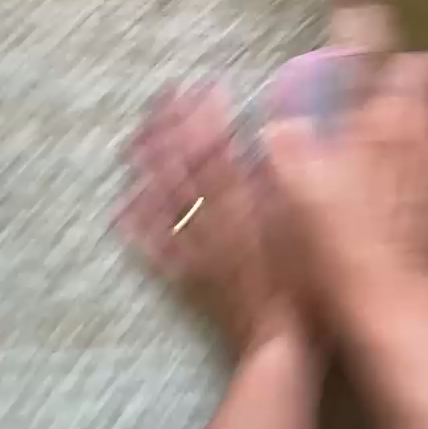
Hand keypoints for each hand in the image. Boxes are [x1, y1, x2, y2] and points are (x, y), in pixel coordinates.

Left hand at [117, 84, 306, 357]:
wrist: (280, 343)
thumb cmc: (306, 280)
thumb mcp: (305, 220)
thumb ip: (283, 176)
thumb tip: (268, 135)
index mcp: (242, 202)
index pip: (215, 147)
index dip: (206, 113)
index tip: (205, 84)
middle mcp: (210, 220)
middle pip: (179, 166)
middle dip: (170, 126)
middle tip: (164, 95)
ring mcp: (193, 249)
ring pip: (158, 198)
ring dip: (146, 163)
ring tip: (137, 135)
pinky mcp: (187, 277)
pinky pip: (151, 248)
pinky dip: (134, 224)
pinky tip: (121, 206)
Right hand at [264, 51, 427, 308]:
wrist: (395, 297)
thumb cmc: (338, 243)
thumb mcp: (298, 192)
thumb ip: (290, 146)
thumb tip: (284, 124)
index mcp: (375, 119)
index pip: (373, 54)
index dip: (363, 27)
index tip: (357, 10)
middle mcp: (414, 128)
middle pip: (419, 71)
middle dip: (401, 64)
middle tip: (380, 71)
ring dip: (412, 103)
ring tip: (388, 120)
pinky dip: (421, 144)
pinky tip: (403, 169)